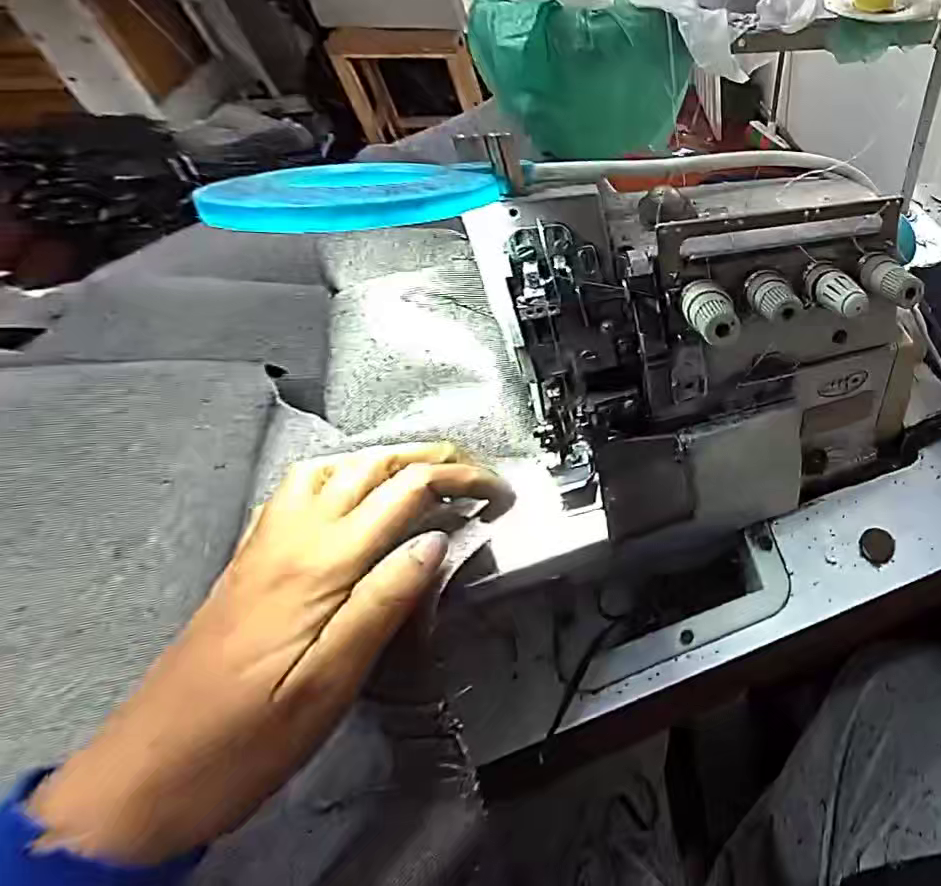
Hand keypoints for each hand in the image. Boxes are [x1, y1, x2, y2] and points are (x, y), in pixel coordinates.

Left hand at [27, 443, 512, 865]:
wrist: (130, 793)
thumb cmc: (241, 744)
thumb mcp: (329, 682)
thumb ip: (386, 602)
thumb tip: (439, 541)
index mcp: (316, 570)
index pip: (405, 491)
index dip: (463, 479)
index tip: (500, 494)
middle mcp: (286, 548)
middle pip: (368, 468)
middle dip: (432, 458)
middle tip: (477, 474)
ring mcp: (259, 555)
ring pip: (328, 472)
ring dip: (387, 461)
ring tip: (428, 476)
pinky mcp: (246, 569)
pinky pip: (295, 497)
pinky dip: (342, 478)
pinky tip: (360, 499)